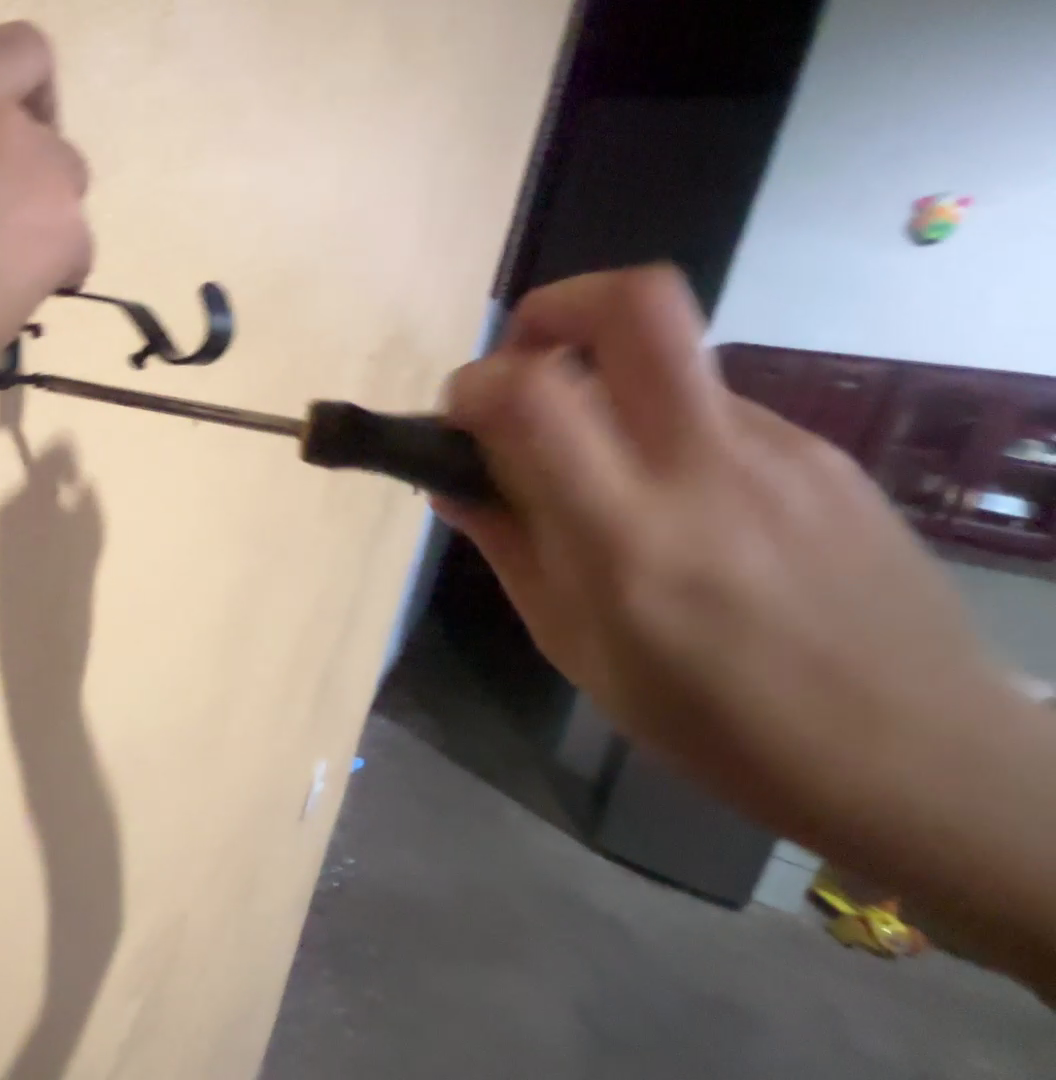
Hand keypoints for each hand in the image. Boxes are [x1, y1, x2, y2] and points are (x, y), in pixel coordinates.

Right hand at [437, 267, 1012, 833]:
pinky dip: (664, 432)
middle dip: (554, 307)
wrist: (912, 758)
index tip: (457, 418)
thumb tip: (453, 484)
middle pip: (636, 304)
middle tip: (520, 364)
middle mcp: (706, 466)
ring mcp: (780, 449)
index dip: (474, 383)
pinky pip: (716, 411)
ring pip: (670, 363)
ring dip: (606, 391)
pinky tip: (679, 507)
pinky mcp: (825, 453)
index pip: (533, 395)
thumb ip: (509, 548)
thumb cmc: (710, 723)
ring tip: (601, 473)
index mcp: (626, 534)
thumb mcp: (574, 646)